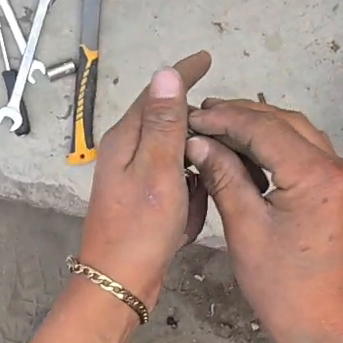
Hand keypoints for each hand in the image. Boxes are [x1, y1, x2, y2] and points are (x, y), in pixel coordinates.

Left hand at [75, 52, 213, 307]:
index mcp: (124, 141)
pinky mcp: (144, 207)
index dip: (182, 75)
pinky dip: (186, 206)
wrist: (120, 284)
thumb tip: (167, 74)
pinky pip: (177, 193)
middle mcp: (125, 157)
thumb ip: (164, 123)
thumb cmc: (139, 229)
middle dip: (196, 140)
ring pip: (178, 164)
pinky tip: (185, 225)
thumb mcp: (158, 170)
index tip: (206, 58)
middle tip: (222, 148)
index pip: (155, 95)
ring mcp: (134, 183)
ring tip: (198, 202)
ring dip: (193, 183)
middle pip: (169, 128)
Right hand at [185, 99, 342, 342]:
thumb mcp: (244, 229)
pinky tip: (246, 152)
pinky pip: (308, 154)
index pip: (265, 129)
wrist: (324, 321)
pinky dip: (277, 148)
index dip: (225, 118)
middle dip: (241, 117)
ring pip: (298, 134)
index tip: (193, 116)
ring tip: (218, 130)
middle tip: (201, 116)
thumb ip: (223, 177)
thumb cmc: (282, 287)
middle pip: (285, 123)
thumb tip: (198, 142)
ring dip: (259, 129)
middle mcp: (341, 168)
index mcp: (317, 177)